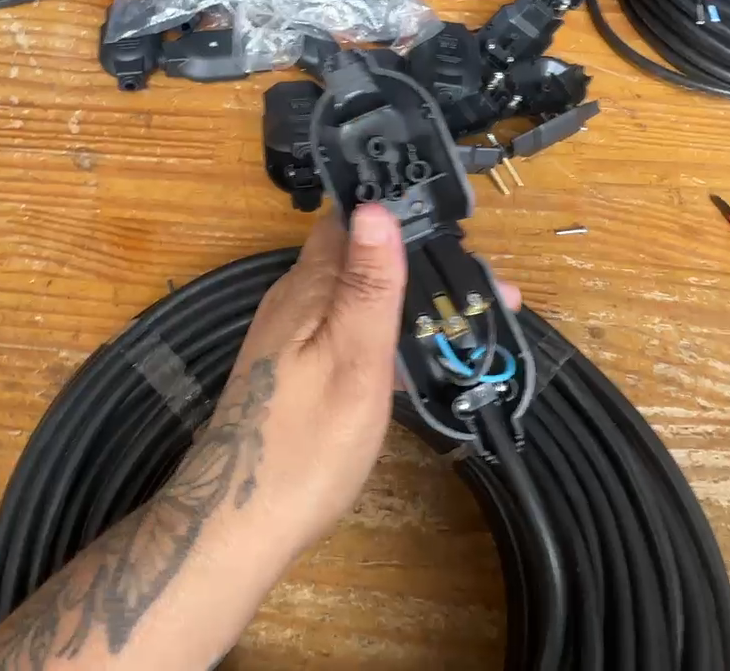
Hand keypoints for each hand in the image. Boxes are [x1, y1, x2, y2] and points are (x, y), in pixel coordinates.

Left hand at [201, 206, 522, 568]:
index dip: (402, 214)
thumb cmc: (306, 444)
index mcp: (308, 286)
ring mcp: (293, 332)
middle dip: (420, 261)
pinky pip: (349, 326)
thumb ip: (367, 285)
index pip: (352, 219)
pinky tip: (419, 354)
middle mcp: (295, 298)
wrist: (239, 521)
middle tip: (490, 291)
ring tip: (473, 319)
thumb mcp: (352, 360)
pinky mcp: (296, 363)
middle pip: (361, 255)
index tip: (459, 231)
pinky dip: (388, 330)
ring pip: (358, 292)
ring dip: (409, 297)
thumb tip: (374, 207)